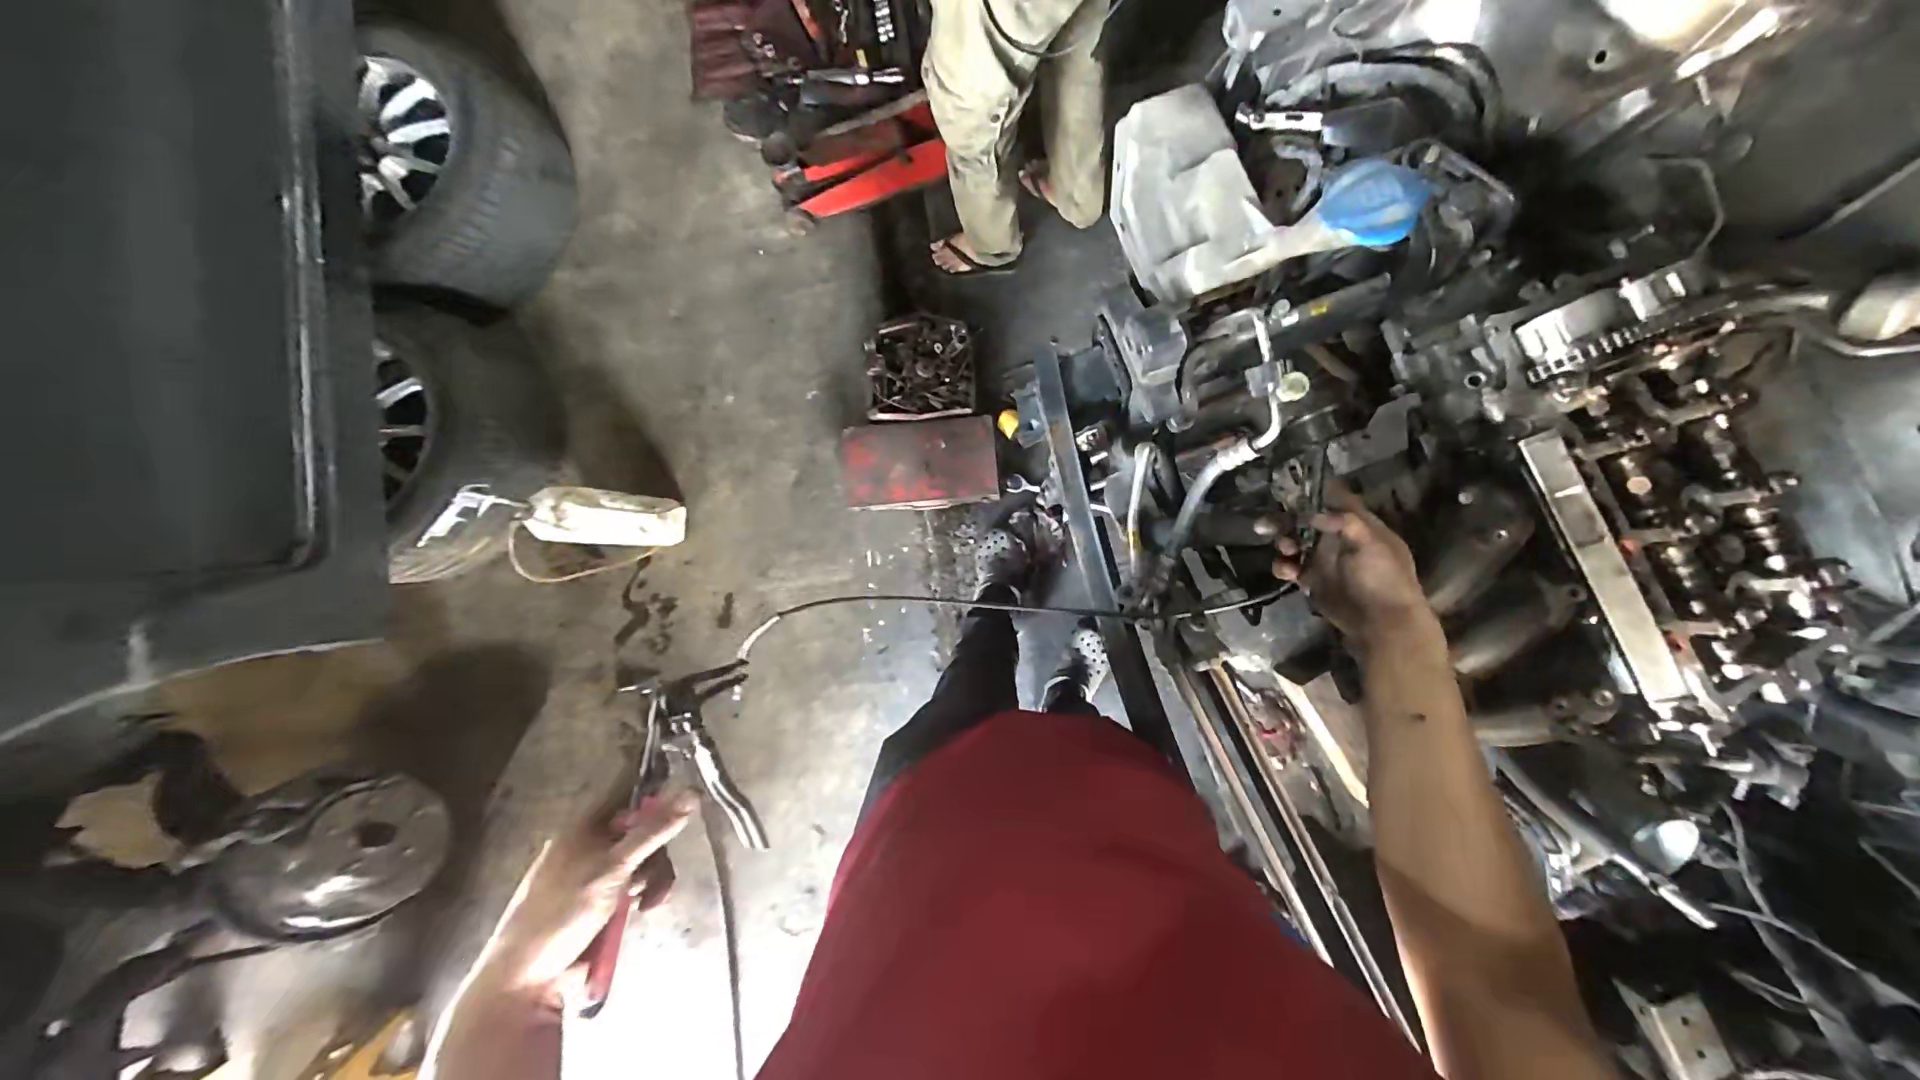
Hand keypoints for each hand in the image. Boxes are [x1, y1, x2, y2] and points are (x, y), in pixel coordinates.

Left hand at [490, 791, 696, 998]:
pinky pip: (638, 883)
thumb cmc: (561, 915)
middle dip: (656, 851)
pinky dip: (645, 894)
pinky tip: (642, 909)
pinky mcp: (604, 900)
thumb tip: (693, 793)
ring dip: (653, 877)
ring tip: (647, 901)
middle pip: (642, 828)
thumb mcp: (612, 868)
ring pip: (644, 858)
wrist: (525, 982)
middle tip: (654, 871)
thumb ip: (653, 831)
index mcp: (583, 827)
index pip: (627, 793)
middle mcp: (591, 844)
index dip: (656, 796)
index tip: (682, 809)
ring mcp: (597, 873)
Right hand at [1273, 483, 1435, 646]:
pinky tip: (1287, 572)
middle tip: (1264, 525)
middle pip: (1305, 520)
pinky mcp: (1312, 579)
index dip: (1313, 492)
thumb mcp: (1371, 545)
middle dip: (1284, 520)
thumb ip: (1344, 523)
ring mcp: (1323, 559)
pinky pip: (1290, 567)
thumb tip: (1312, 513)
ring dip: (1283, 543)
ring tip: (1285, 551)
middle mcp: (1337, 537)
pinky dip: (1283, 567)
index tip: (1288, 490)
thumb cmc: (1383, 579)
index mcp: (1358, 524)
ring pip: (1293, 542)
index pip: (1335, 499)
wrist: (1381, 623)